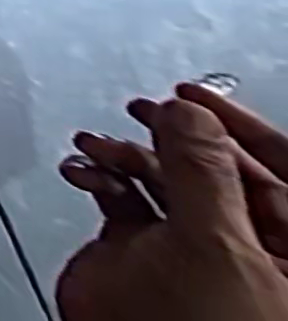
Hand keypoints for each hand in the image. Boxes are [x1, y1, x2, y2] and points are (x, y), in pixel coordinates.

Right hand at [57, 84, 287, 320]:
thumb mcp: (215, 246)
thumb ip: (203, 174)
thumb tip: (191, 113)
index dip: (247, 130)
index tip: (197, 95)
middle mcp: (260, 249)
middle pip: (221, 173)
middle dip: (173, 138)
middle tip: (143, 111)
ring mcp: (200, 247)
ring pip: (166, 178)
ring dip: (124, 155)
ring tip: (98, 148)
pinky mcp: (145, 244)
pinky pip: (123, 194)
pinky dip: (98, 176)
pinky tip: (85, 173)